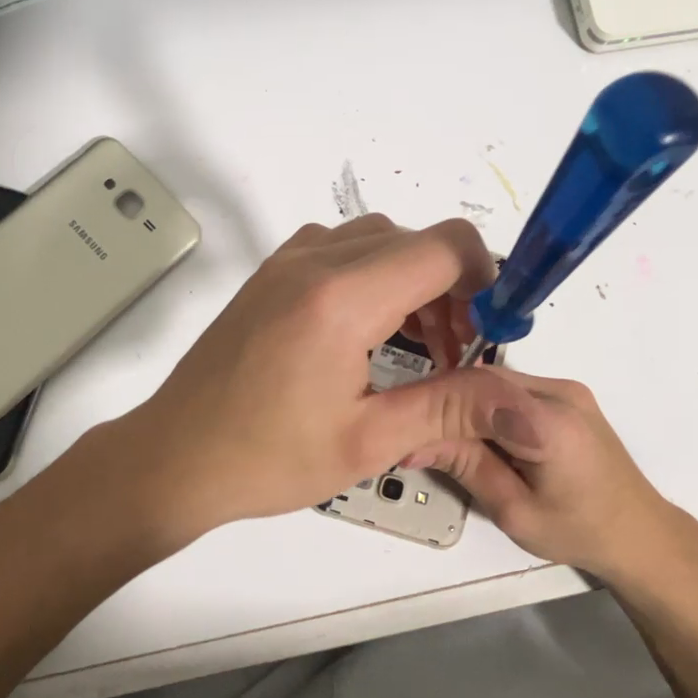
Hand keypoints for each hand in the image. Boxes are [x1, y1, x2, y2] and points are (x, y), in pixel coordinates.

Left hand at [113, 214, 536, 538]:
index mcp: (341, 299)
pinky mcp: (268, 275)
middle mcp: (312, 262)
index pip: (445, 247)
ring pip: (377, 240)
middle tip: (458, 356)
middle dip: (453, 288)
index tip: (491, 332)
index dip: (486, 280)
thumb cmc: (267, 458)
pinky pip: (338, 249)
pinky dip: (372, 275)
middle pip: (414, 240)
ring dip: (412, 280)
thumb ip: (450, 407)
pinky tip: (372, 331)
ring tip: (422, 347)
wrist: (176, 456)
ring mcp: (284, 263)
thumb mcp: (368, 441)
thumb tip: (521, 399)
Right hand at [402, 369, 697, 578]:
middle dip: (441, 400)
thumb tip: (411, 444)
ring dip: (459, 401)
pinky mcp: (565, 396)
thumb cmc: (578, 531)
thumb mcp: (513, 511)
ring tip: (431, 432)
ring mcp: (566, 390)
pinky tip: (466, 430)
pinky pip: (511, 389)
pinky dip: (481, 405)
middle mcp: (561, 392)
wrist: (639, 533)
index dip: (432, 402)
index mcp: (550, 423)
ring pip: (494, 380)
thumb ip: (465, 467)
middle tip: (408, 430)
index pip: (476, 391)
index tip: (399, 425)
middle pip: (483, 379)